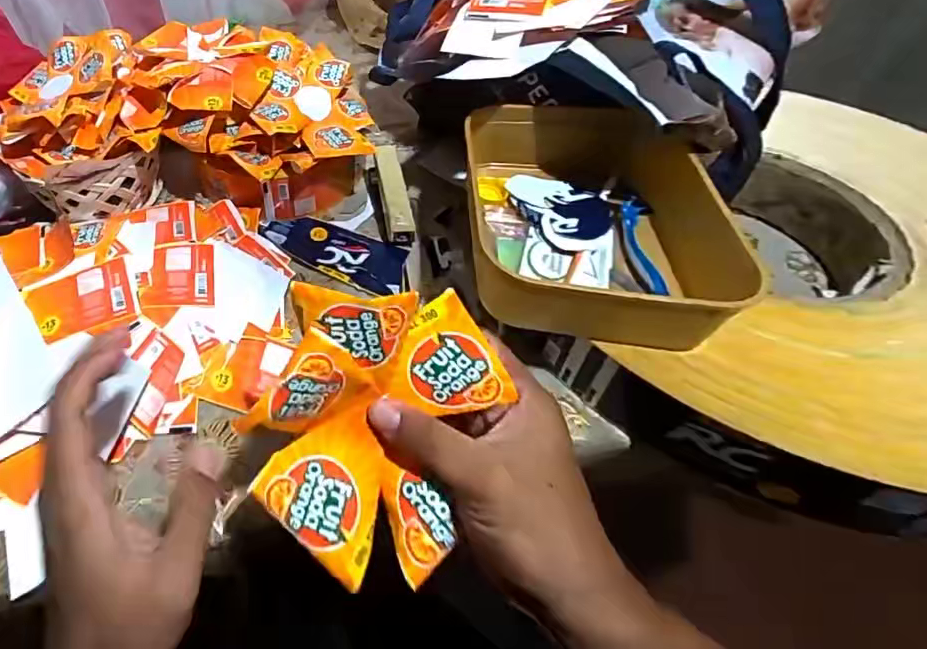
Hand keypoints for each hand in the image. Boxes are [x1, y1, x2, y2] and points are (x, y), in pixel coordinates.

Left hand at [41, 330, 224, 648]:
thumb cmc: (129, 627)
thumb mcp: (174, 574)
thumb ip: (193, 508)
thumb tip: (208, 442)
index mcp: (76, 500)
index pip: (66, 417)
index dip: (87, 371)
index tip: (120, 340)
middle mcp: (59, 492)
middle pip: (58, 413)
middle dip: (87, 366)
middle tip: (125, 336)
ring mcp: (60, 501)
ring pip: (62, 427)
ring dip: (88, 385)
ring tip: (122, 356)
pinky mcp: (70, 509)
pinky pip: (74, 444)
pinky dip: (93, 412)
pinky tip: (118, 405)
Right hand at [366, 336, 716, 648]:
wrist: (564, 597)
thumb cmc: (533, 521)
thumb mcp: (480, 474)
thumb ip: (428, 438)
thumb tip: (376, 405)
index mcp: (521, 398)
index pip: (481, 350)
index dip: (442, 337)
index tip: (398, 330)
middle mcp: (505, 415)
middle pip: (454, 387)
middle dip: (413, 381)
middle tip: (368, 368)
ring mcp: (490, 448)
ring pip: (443, 422)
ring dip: (410, 418)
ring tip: (363, 400)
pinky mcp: (476, 478)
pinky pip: (439, 453)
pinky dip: (414, 450)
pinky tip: (378, 444)